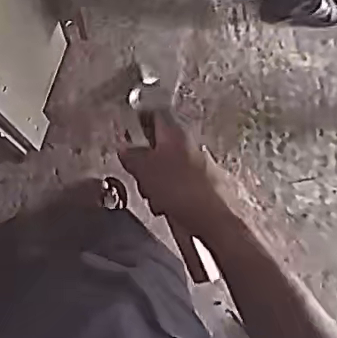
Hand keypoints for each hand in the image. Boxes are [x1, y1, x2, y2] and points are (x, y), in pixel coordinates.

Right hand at [119, 110, 252, 235]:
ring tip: (153, 195)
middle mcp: (190, 147)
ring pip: (166, 169)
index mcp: (176, 134)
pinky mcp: (203, 190)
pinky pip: (177, 188)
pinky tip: (166, 206)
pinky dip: (167, 196)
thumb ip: (131, 156)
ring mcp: (198, 168)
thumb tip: (124, 149)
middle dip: (144, 162)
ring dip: (154, 182)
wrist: (212, 221)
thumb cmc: (183, 191)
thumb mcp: (144, 170)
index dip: (139, 119)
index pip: (155, 115)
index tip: (128, 127)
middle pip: (158, 146)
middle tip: (138, 173)